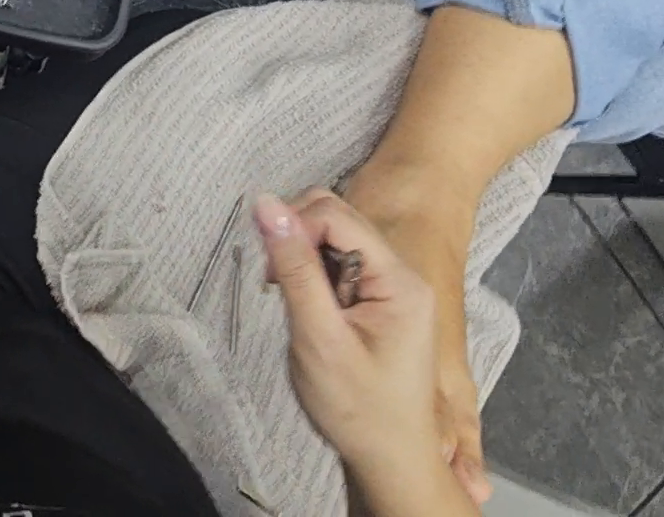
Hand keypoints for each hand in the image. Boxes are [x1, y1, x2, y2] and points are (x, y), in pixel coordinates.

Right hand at [257, 190, 475, 510]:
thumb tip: (264, 202)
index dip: (292, 226)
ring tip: (288, 297)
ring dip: (298, 254)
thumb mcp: (318, 335)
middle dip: (294, 237)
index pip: (333, 214)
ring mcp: (390, 283)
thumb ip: (293, 266)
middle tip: (276, 283)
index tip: (270, 270)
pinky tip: (303, 301)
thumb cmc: (356, 406)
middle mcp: (400, 271)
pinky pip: (334, 257)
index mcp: (398, 279)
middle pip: (334, 216)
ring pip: (330, 235)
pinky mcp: (375, 295)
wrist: (388, 460)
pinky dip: (308, 269)